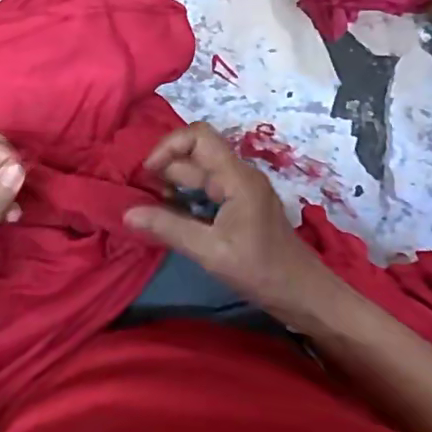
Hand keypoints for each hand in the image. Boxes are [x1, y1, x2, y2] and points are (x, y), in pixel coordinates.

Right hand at [123, 122, 334, 320]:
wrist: (304, 295)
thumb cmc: (262, 271)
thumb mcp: (210, 252)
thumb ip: (169, 228)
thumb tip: (127, 212)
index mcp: (236, 176)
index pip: (198, 136)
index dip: (168, 146)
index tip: (147, 173)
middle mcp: (239, 175)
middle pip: (195, 155)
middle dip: (165, 170)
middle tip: (141, 197)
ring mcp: (241, 190)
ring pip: (199, 173)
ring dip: (173, 185)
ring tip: (152, 209)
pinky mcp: (241, 206)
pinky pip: (207, 190)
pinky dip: (186, 198)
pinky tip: (172, 219)